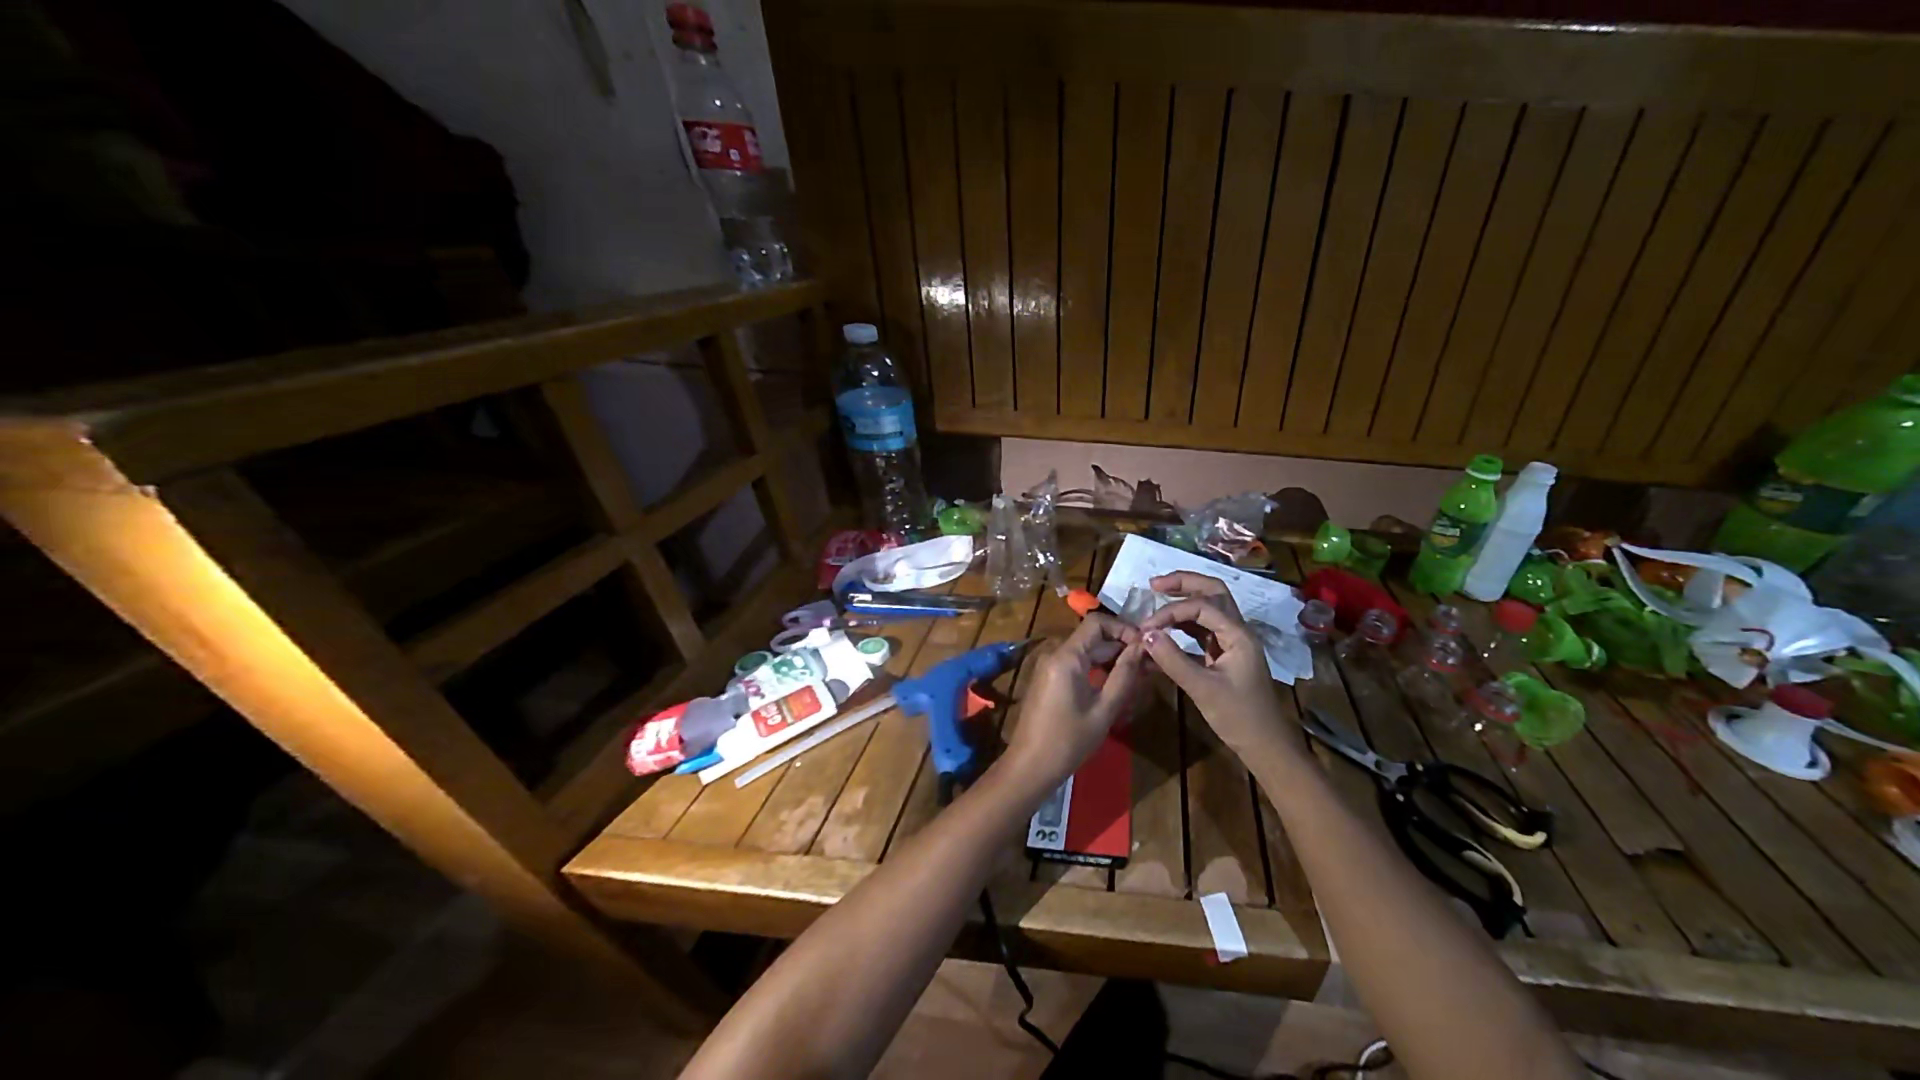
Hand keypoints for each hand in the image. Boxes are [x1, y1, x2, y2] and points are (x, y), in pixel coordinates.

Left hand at [1005, 613, 1144, 784]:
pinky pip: (1077, 666)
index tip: (1146, 645)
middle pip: (1093, 638)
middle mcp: (1055, 654)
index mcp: (1066, 657)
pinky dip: (1097, 672)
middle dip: (1122, 648)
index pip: (1097, 623)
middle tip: (1151, 665)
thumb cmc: (1069, 740)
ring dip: (1112, 661)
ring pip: (1087, 653)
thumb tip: (1142, 647)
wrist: (1030, 766)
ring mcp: (1050, 667)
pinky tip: (1117, 688)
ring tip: (1140, 679)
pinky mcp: (1049, 681)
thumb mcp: (1104, 709)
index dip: (1124, 628)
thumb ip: (1124, 675)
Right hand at [1137, 572, 1286, 755]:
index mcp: (1238, 635)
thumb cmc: (1238, 718)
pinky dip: (1185, 623)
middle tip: (1154, 583)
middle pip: (1213, 592)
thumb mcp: (1202, 689)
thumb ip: (1173, 660)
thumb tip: (1145, 635)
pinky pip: (1204, 629)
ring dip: (1184, 601)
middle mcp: (1238, 632)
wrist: (1265, 746)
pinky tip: (1166, 629)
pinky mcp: (1225, 655)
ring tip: (1157, 598)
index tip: (1146, 628)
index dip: (1171, 611)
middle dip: (1184, 584)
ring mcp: (1233, 643)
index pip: (1202, 606)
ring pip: (1209, 608)